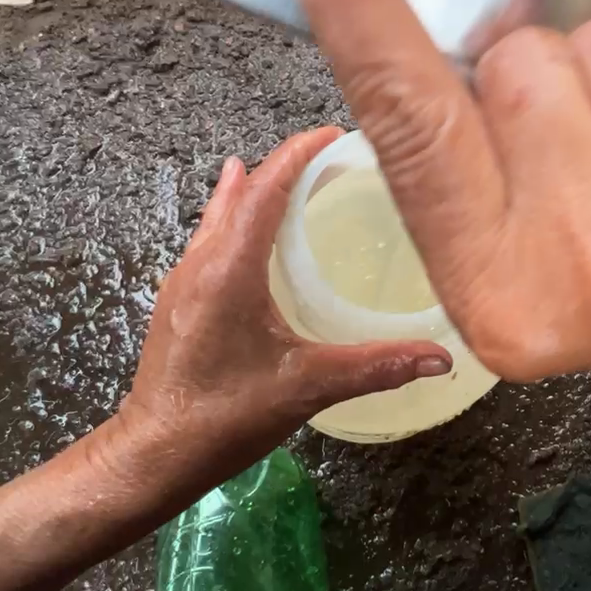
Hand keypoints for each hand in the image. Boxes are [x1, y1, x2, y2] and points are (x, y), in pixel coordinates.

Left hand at [100, 130, 451, 487]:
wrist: (150, 456)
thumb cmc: (224, 416)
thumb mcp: (307, 387)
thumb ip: (376, 366)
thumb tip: (440, 358)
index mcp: (229, 269)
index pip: (264, 189)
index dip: (299, 154)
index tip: (336, 134)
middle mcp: (202, 261)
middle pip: (244, 190)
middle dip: (289, 164)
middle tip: (338, 157)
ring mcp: (186, 278)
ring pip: (225, 210)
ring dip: (264, 186)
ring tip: (306, 175)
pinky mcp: (183, 296)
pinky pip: (215, 233)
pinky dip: (244, 212)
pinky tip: (255, 217)